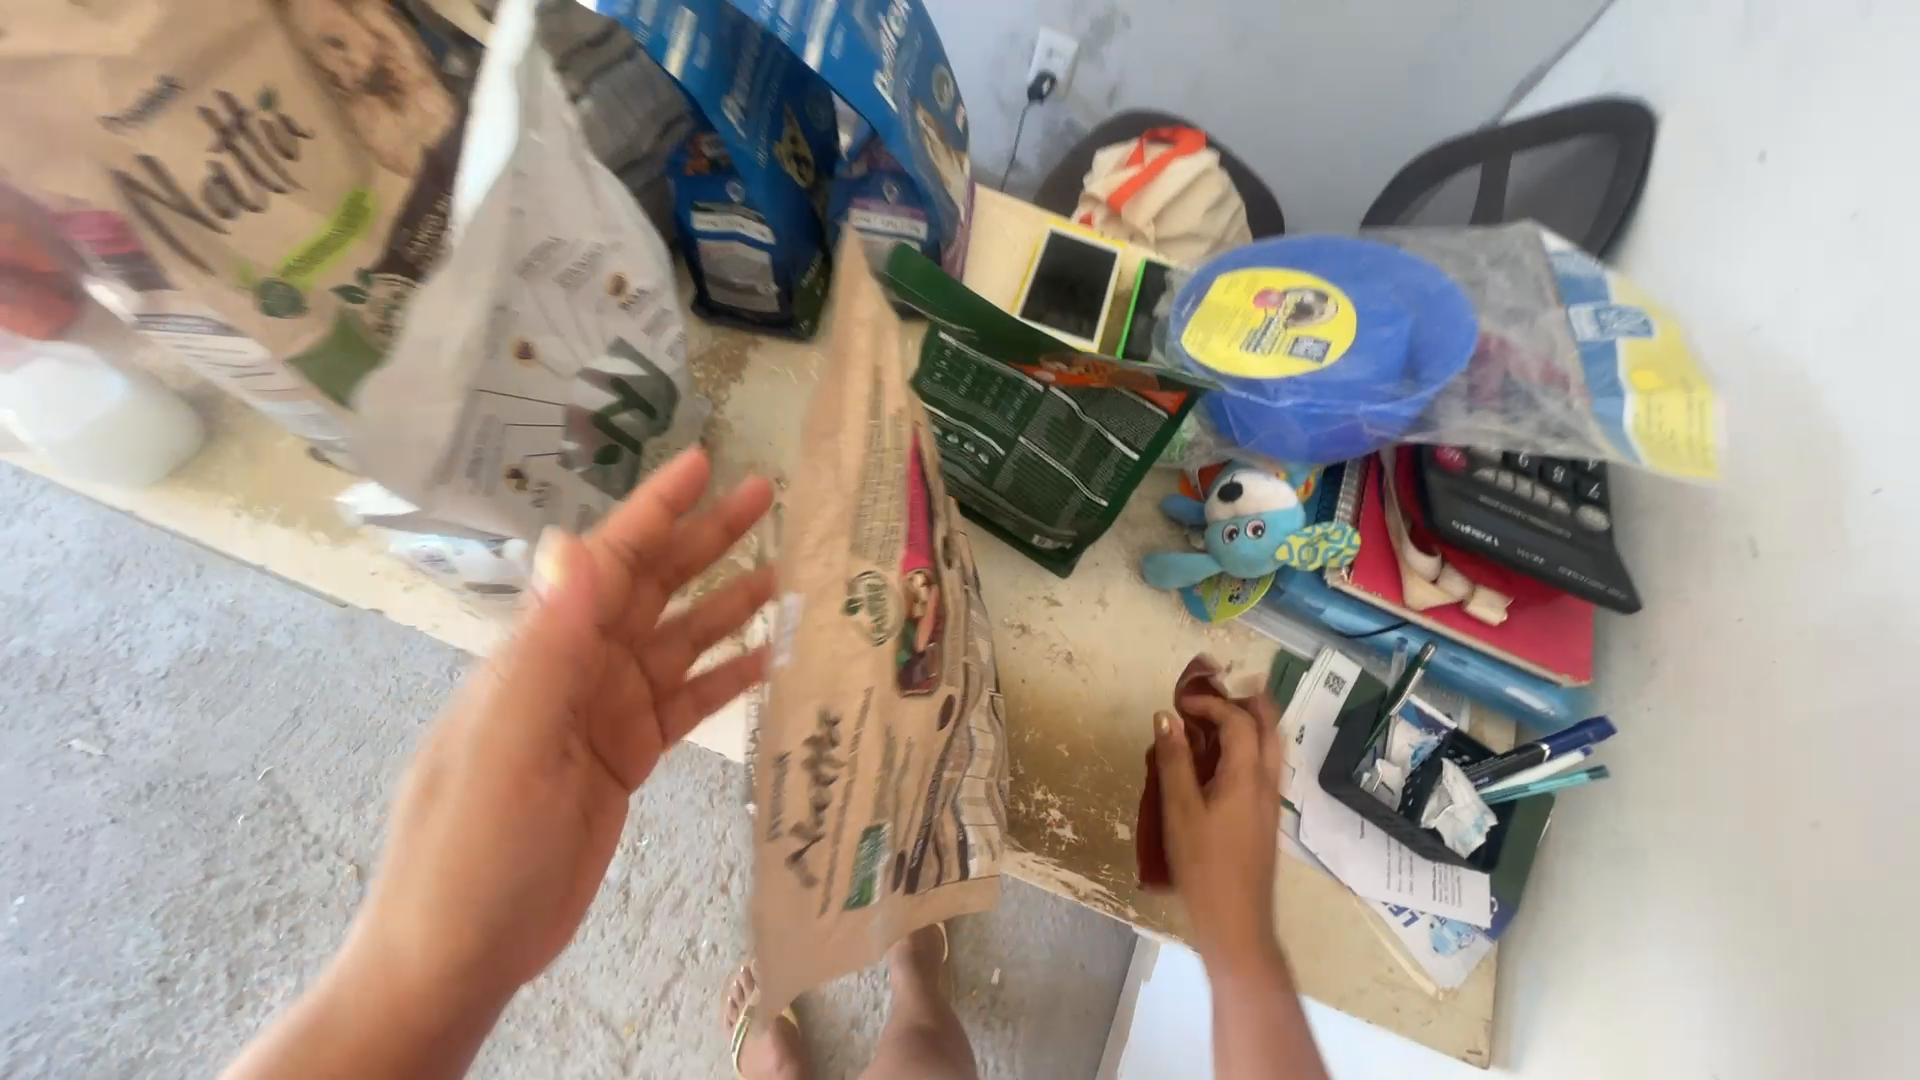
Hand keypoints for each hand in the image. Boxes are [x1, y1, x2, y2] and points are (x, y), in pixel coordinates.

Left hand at [343, 447, 775, 1013]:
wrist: (463, 952)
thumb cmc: (475, 848)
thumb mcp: (508, 744)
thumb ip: (547, 644)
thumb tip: (575, 543)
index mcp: (546, 650)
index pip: (611, 560)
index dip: (657, 509)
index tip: (702, 462)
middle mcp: (580, 665)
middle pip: (657, 586)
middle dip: (709, 538)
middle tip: (766, 497)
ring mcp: (608, 709)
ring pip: (683, 639)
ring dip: (731, 604)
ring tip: (788, 573)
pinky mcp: (632, 751)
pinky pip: (691, 700)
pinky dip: (730, 676)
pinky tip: (771, 657)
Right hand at [1154, 693, 1284, 972]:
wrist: (1236, 921)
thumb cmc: (1203, 864)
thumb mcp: (1179, 809)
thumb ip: (1174, 760)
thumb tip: (1167, 716)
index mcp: (1247, 776)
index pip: (1238, 721)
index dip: (1211, 703)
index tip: (1181, 704)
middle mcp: (1268, 782)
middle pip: (1270, 727)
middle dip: (1248, 702)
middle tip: (1217, 693)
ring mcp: (1271, 802)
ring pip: (1272, 747)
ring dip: (1251, 723)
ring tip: (1219, 717)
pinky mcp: (1266, 818)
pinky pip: (1266, 766)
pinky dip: (1250, 746)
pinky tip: (1223, 759)